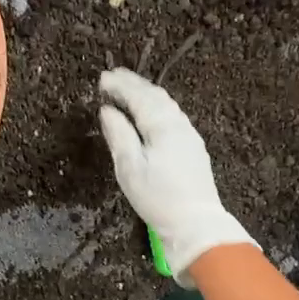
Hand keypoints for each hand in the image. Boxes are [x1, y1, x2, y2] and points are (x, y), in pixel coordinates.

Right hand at [98, 68, 258, 284]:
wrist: (195, 223)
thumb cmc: (157, 196)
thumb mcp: (129, 167)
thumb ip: (119, 135)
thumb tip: (108, 111)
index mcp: (162, 126)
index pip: (139, 97)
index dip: (120, 86)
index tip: (102, 78)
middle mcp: (179, 124)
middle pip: (156, 96)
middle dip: (134, 84)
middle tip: (114, 76)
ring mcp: (189, 136)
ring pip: (167, 106)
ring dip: (147, 94)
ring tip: (131, 90)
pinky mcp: (193, 149)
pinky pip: (173, 117)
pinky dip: (158, 108)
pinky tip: (152, 114)